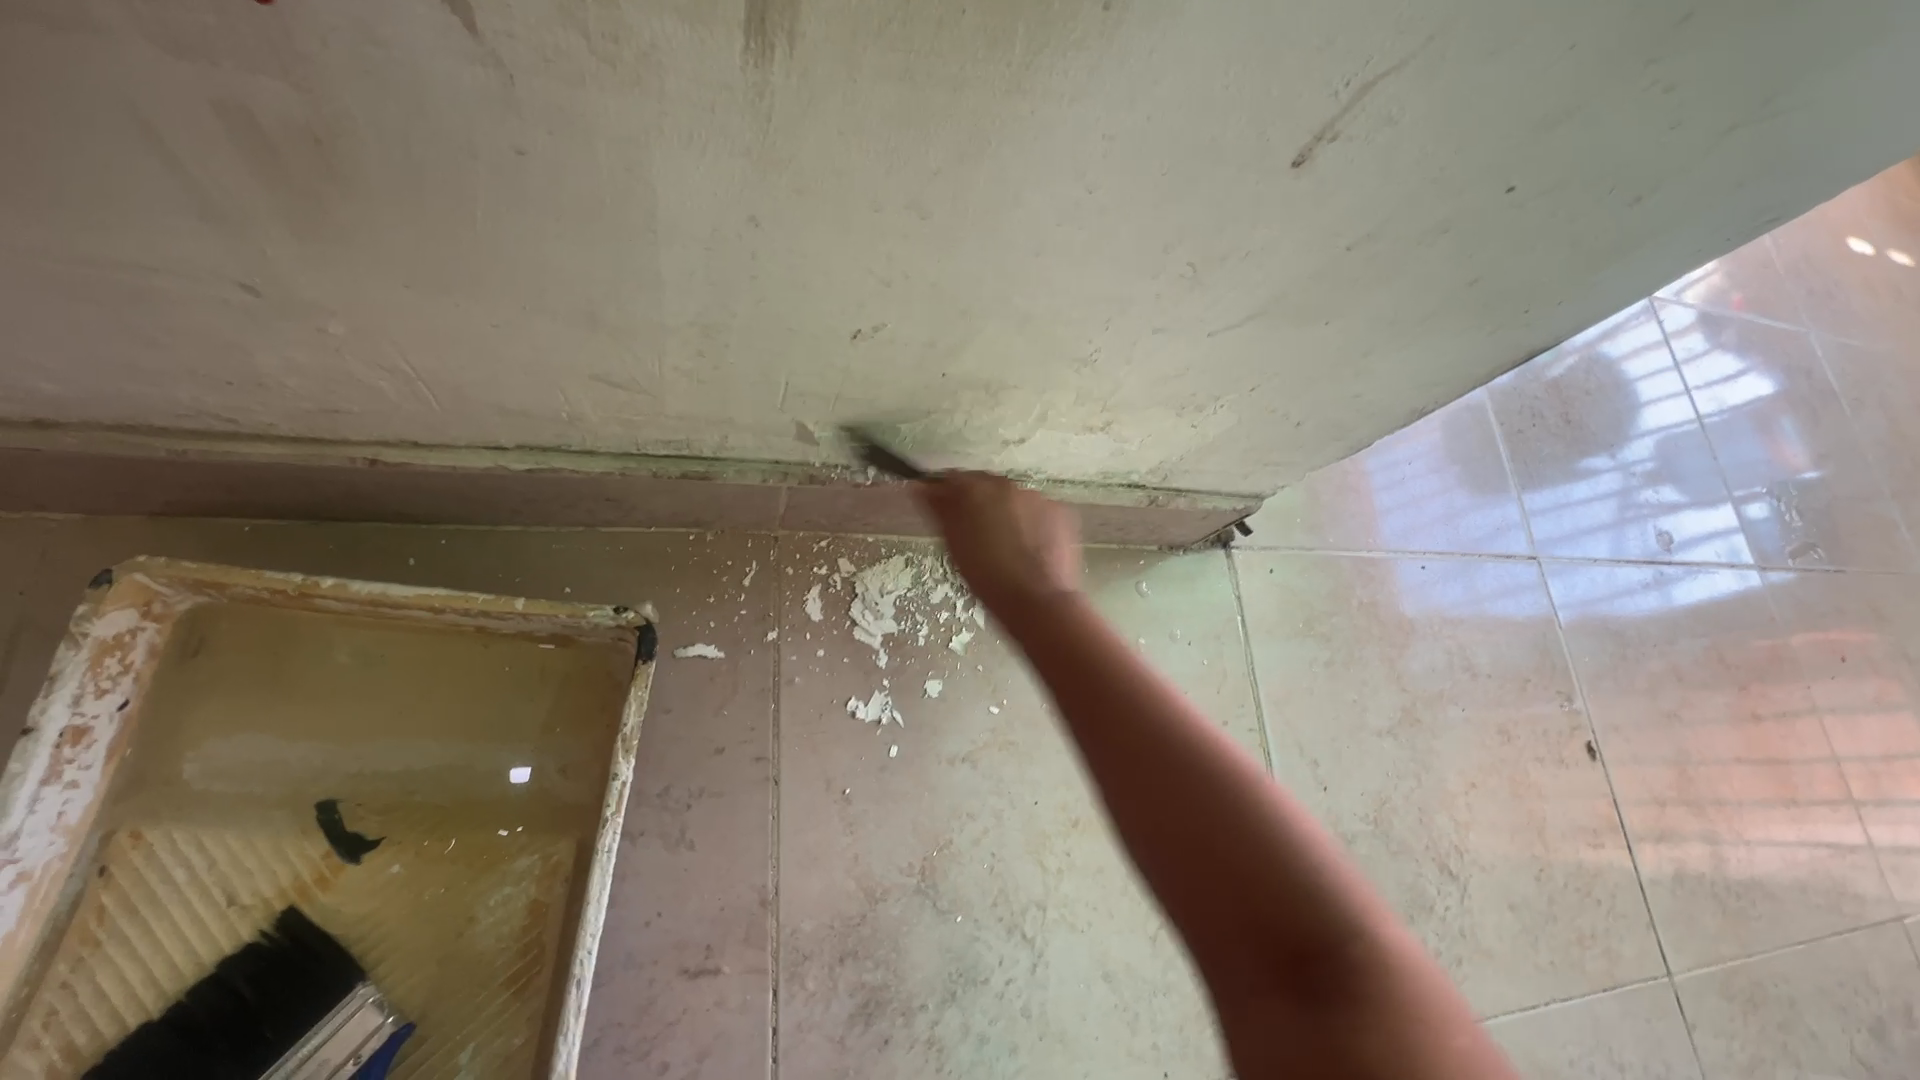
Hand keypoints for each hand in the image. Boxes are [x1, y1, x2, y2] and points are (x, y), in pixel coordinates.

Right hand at [915, 471, 1081, 614]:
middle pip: (986, 486)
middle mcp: (1007, 484)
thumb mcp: (954, 546)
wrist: (1036, 600)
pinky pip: (1038, 510)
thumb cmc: (987, 577)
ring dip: (1005, 512)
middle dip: (977, 503)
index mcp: (976, 489)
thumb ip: (938, 510)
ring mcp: (1037, 496)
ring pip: (1013, 498)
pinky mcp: (1060, 511)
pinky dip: (1031, 522)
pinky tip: (1028, 547)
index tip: (942, 510)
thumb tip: (920, 487)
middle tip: (974, 533)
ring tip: (1005, 544)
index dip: (946, 494)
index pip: (953, 479)